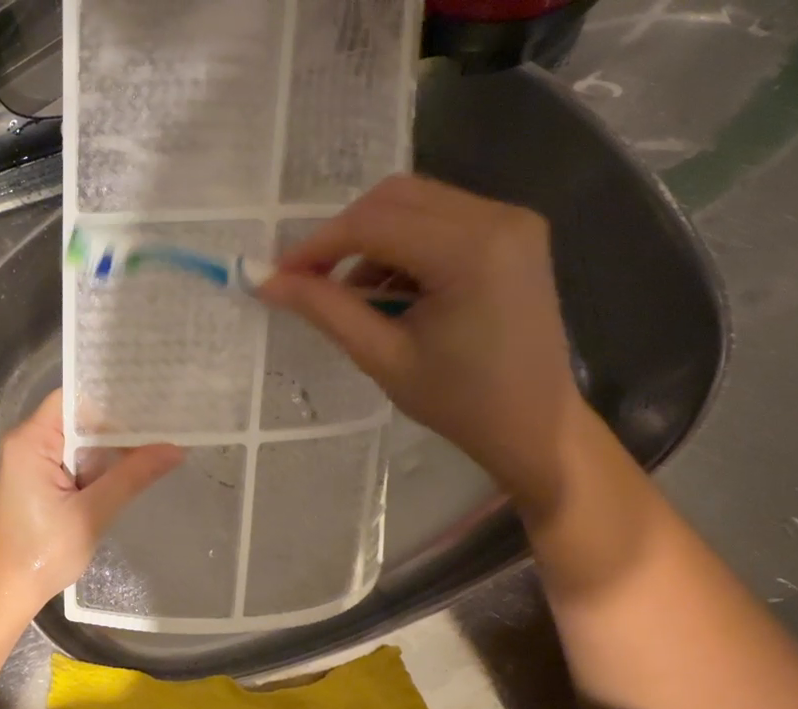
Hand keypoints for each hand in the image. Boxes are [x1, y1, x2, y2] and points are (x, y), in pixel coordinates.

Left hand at [0, 390, 182, 616]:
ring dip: (110, 448)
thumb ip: (132, 476)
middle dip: (117, 424)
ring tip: (157, 443)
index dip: (110, 399)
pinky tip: (130, 468)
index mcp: (29, 442)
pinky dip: (96, 465)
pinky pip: (71, 460)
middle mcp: (25, 444)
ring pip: (77, 441)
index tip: (150, 401)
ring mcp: (29, 463)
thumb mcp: (93, 513)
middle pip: (76, 417)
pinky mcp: (37, 482)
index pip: (72, 398)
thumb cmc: (44, 552)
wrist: (11, 591)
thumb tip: (175, 448)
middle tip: (165, 422)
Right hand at [257, 174, 587, 504]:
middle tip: (308, 280)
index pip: (373, 223)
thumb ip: (325, 310)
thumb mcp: (382, 357)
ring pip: (414, 202)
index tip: (277, 276)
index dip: (317, 245)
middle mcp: (497, 217)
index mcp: (471, 250)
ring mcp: (510, 220)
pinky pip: (439, 217)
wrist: (533, 422)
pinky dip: (401, 245)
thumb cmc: (458, 400)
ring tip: (353, 296)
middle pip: (394, 197)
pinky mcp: (512, 232)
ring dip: (370, 240)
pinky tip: (390, 291)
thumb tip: (265, 282)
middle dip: (342, 235)